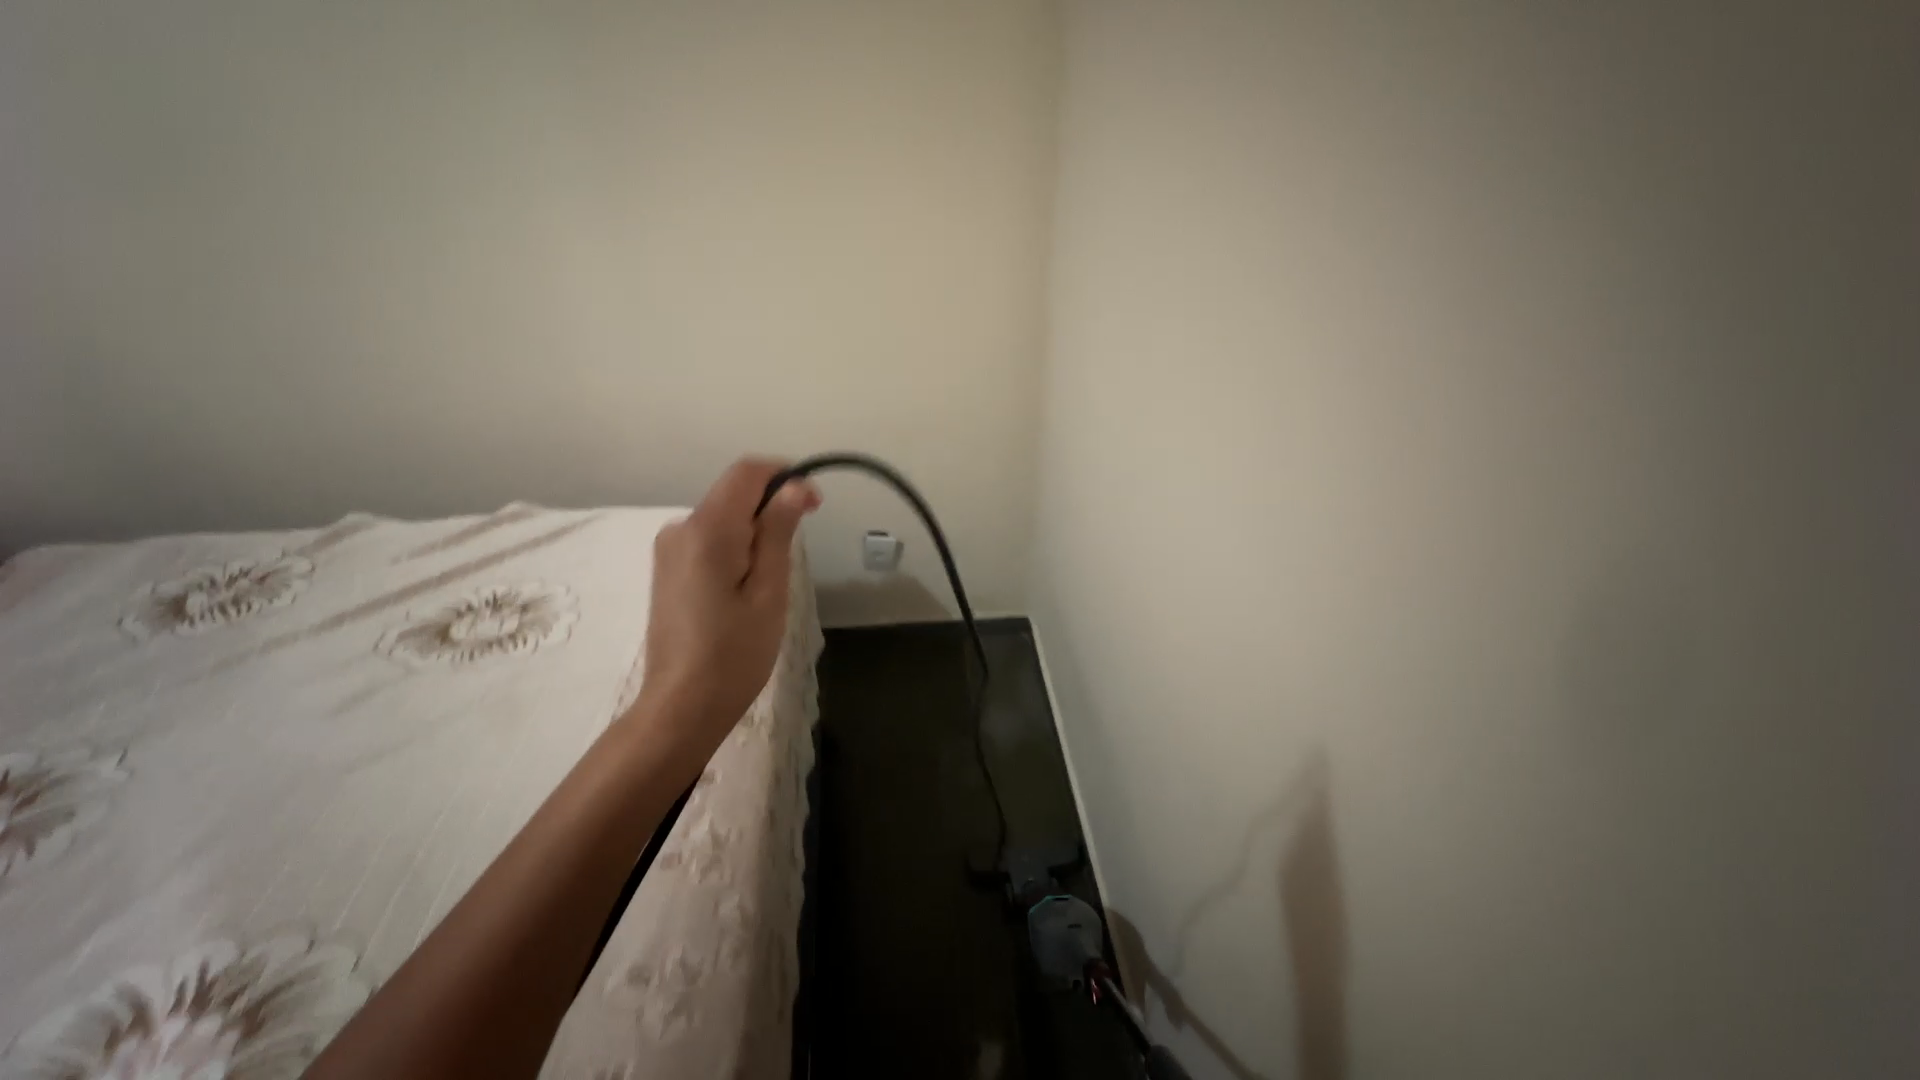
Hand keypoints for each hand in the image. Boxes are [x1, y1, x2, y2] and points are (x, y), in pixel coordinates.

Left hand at [630, 458, 820, 756]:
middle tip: (794, 557)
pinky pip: (708, 540)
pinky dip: (735, 548)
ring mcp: (669, 550)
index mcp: (707, 528)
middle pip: (734, 494)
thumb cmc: (735, 652)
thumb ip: (778, 532)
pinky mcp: (667, 570)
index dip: (786, 477)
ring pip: (722, 518)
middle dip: (771, 510)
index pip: (748, 472)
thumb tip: (794, 487)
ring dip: (754, 533)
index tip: (814, 507)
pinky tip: (744, 590)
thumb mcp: (769, 591)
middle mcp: (680, 527)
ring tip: (770, 584)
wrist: (682, 705)